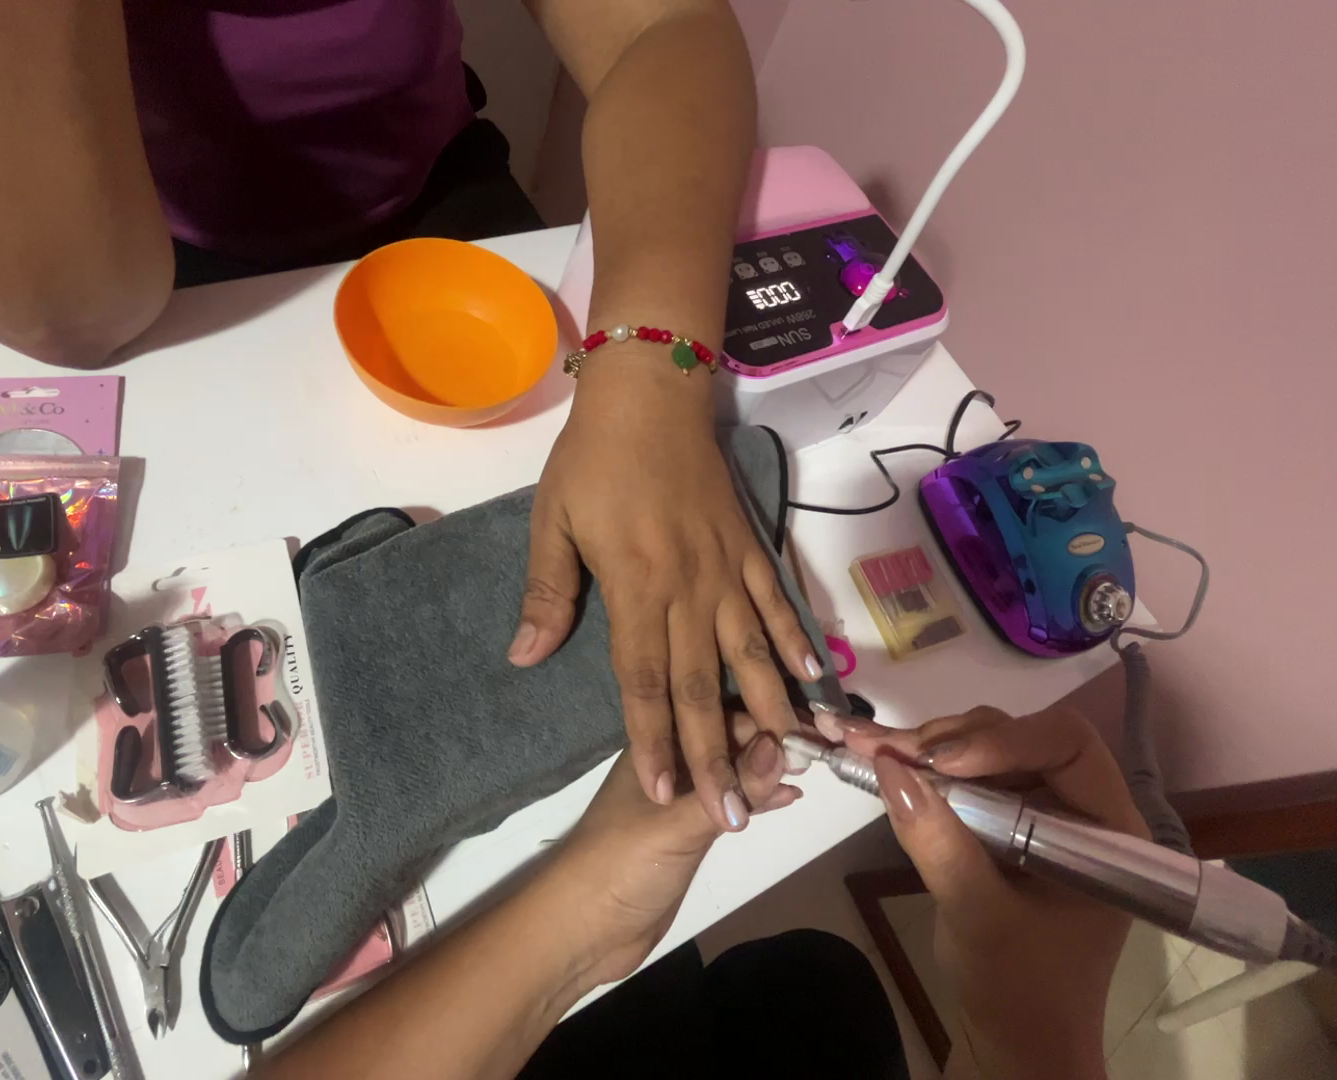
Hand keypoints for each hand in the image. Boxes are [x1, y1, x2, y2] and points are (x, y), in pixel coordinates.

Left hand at [512, 348, 817, 832]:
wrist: (650, 396)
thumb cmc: (592, 460)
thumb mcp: (553, 522)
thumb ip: (547, 593)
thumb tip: (526, 659)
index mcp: (636, 588)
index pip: (644, 681)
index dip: (653, 741)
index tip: (665, 794)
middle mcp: (689, 590)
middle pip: (702, 685)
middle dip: (714, 753)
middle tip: (732, 813)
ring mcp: (727, 570)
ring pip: (752, 654)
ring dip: (770, 712)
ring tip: (792, 762)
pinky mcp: (750, 547)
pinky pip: (776, 603)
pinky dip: (794, 642)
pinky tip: (811, 678)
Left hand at [534, 715, 798, 991]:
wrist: (583, 929)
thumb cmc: (620, 863)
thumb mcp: (678, 822)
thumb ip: (730, 786)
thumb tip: (783, 744)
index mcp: (655, 743)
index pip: (712, 711)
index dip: (758, 712)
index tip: (806, 717)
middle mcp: (669, 760)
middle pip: (725, 737)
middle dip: (769, 739)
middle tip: (822, 743)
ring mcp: (680, 796)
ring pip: (730, 770)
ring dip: (767, 769)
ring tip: (814, 768)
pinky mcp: (689, 830)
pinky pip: (730, 803)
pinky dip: (757, 799)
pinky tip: (790, 796)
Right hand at [834, 705, 1142, 1079]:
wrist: (1014, 1037)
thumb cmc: (1019, 990)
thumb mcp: (978, 916)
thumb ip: (939, 841)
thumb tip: (887, 767)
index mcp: (1105, 829)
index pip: (1067, 746)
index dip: (1005, 741)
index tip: (943, 764)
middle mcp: (1074, 806)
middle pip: (1016, 735)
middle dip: (951, 740)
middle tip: (891, 754)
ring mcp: (1035, 809)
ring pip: (981, 745)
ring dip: (926, 746)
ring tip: (874, 752)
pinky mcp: (999, 817)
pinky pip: (959, 771)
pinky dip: (917, 763)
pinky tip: (877, 756)